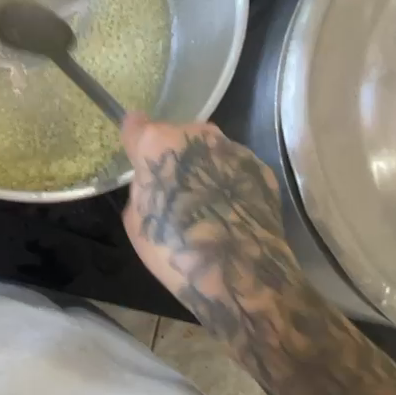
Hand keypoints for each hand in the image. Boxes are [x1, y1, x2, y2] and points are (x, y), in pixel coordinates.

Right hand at [119, 114, 293, 304]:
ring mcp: (233, 149)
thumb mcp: (136, 220)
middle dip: (173, 156)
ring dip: (203, 168)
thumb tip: (154, 181)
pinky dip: (229, 182)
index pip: (136, 125)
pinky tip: (229, 212)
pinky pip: (234, 168)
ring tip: (205, 205)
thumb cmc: (173, 247)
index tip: (136, 154)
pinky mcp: (261, 168)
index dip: (134, 140)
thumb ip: (143, 187)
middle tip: (173, 191)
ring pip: (208, 150)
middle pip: (177, 135)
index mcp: (157, 144)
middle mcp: (197, 135)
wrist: (238, 270)